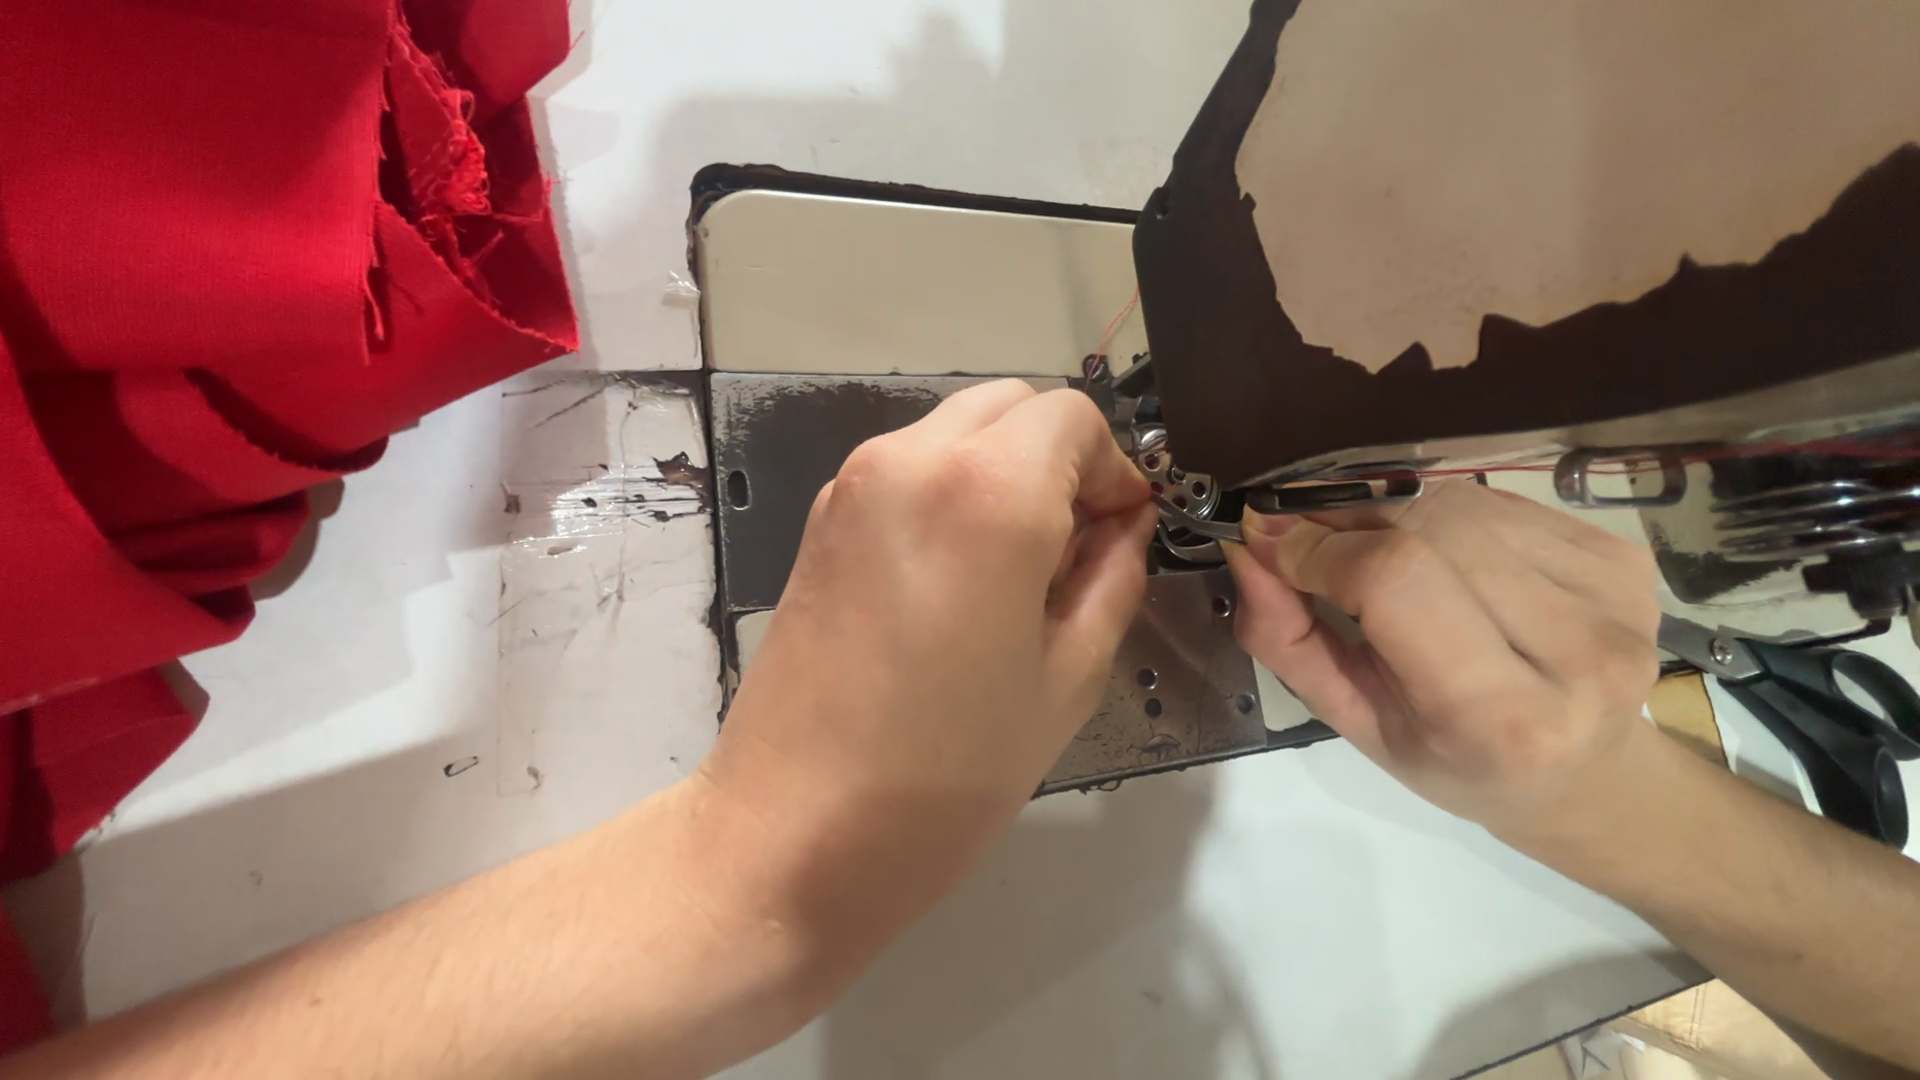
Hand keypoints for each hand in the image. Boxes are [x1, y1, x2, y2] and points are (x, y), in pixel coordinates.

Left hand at [697, 380, 1156, 965]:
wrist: (794, 828)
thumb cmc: (949, 770)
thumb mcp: (1067, 677)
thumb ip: (1112, 576)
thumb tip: (1124, 525)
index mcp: (986, 490)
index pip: (1071, 417)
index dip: (1112, 468)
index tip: (1119, 531)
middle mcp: (910, 459)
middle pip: (1011, 405)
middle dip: (1059, 455)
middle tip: (1074, 543)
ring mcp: (853, 483)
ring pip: (956, 430)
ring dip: (1004, 468)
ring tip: (1016, 564)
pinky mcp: (821, 517)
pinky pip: (908, 466)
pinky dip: (952, 487)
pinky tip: (957, 573)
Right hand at [1223, 480, 1663, 845]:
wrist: (1581, 774)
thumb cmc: (1448, 759)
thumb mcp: (1349, 719)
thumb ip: (1284, 639)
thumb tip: (1247, 549)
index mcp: (1497, 715)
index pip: (1393, 581)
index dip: (1317, 547)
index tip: (1268, 543)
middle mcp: (1575, 651)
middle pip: (1424, 527)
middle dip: (1341, 518)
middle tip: (1302, 535)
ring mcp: (1611, 597)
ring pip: (1455, 501)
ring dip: (1384, 510)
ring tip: (1362, 546)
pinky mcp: (1621, 557)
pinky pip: (1493, 499)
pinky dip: (1433, 510)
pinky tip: (1429, 549)